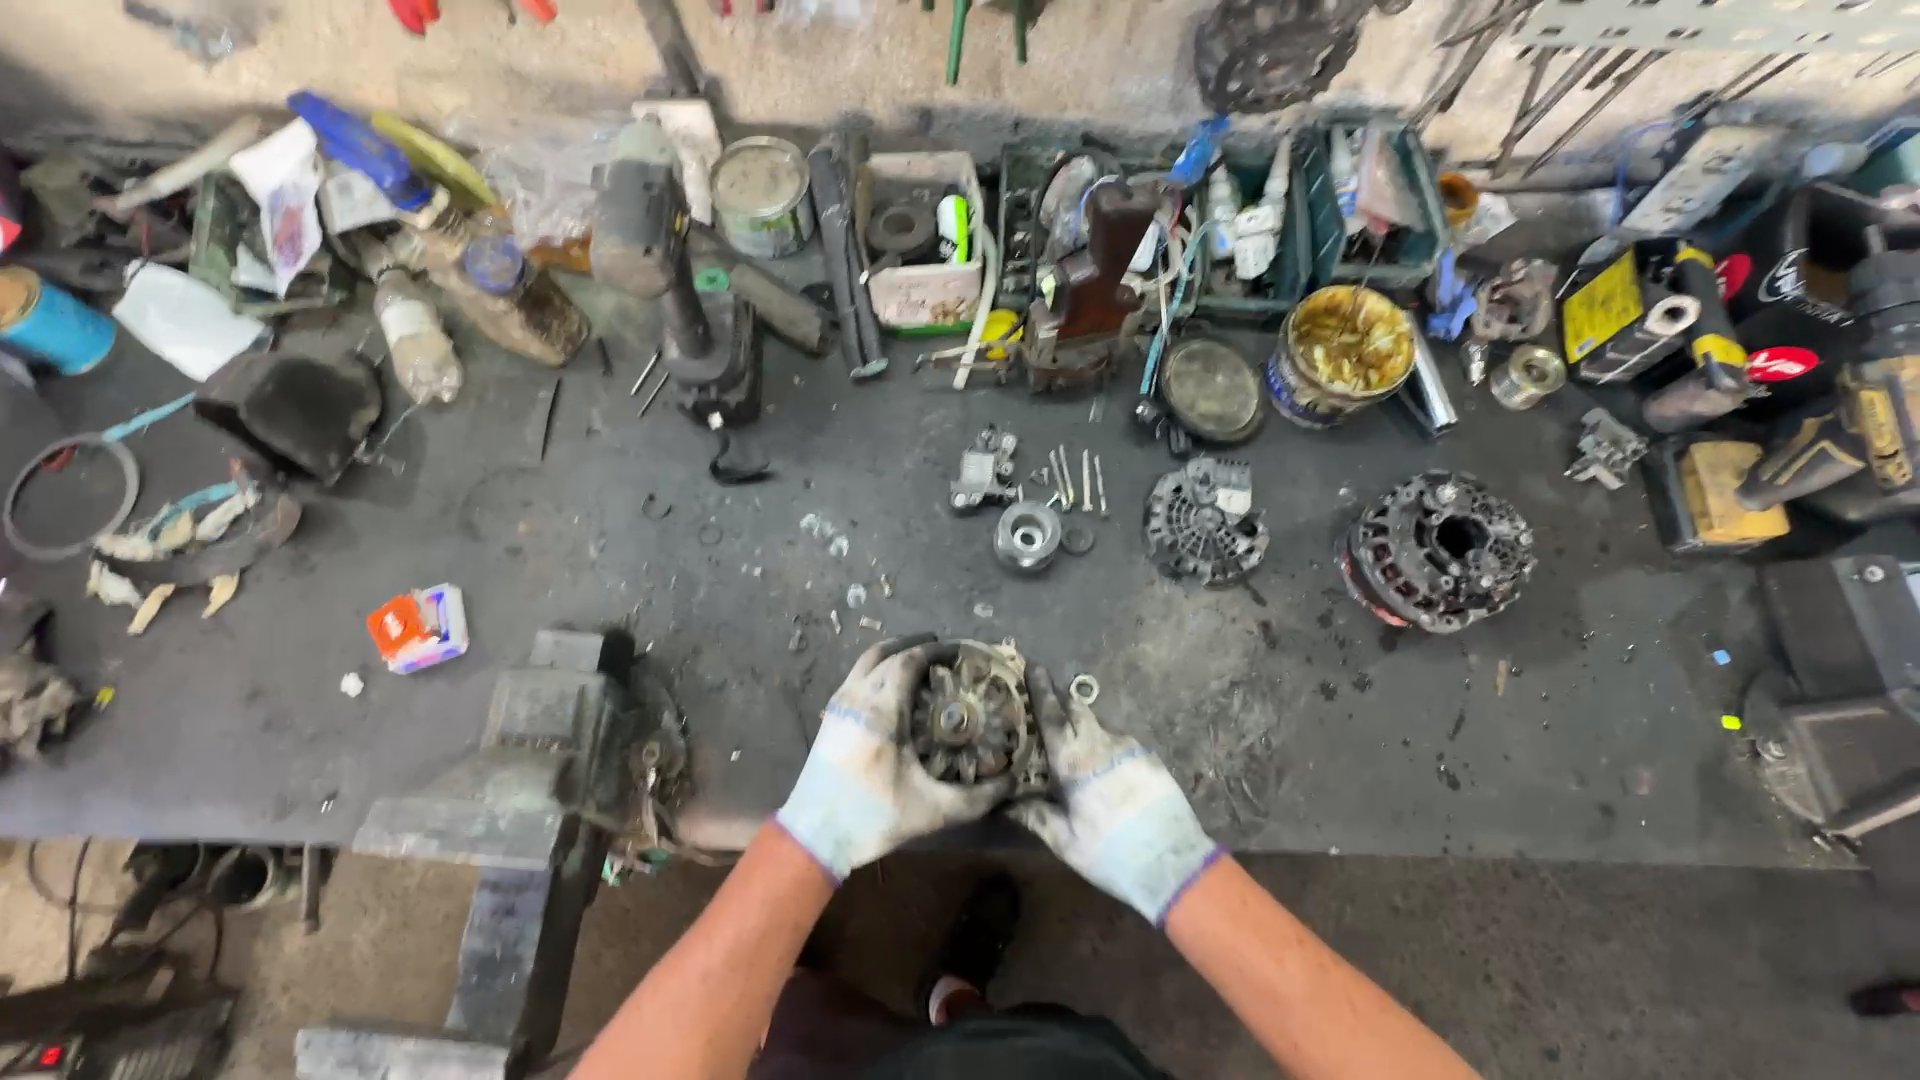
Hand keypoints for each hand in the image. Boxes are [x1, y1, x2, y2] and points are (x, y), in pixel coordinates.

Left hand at [777, 635, 1011, 880]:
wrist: (814, 835)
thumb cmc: (873, 817)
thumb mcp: (932, 810)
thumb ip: (976, 798)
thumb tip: (1011, 783)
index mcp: (882, 711)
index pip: (909, 661)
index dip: (935, 651)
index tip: (959, 652)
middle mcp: (857, 697)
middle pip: (887, 653)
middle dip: (917, 647)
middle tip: (945, 655)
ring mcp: (839, 704)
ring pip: (867, 661)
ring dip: (894, 653)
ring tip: (921, 663)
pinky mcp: (829, 716)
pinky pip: (856, 676)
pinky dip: (877, 669)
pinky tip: (894, 689)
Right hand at [1008, 666, 1221, 925]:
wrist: (1172, 863)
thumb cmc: (1110, 854)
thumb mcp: (1064, 841)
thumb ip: (1035, 816)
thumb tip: (1005, 801)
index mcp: (1075, 761)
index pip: (1052, 715)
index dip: (1040, 689)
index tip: (1033, 665)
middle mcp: (1102, 744)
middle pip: (1078, 709)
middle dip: (1063, 699)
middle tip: (1049, 697)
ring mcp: (1131, 749)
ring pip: (1101, 726)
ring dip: (1086, 727)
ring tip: (1077, 744)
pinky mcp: (1151, 760)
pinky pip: (1122, 743)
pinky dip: (1107, 746)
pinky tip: (1107, 768)